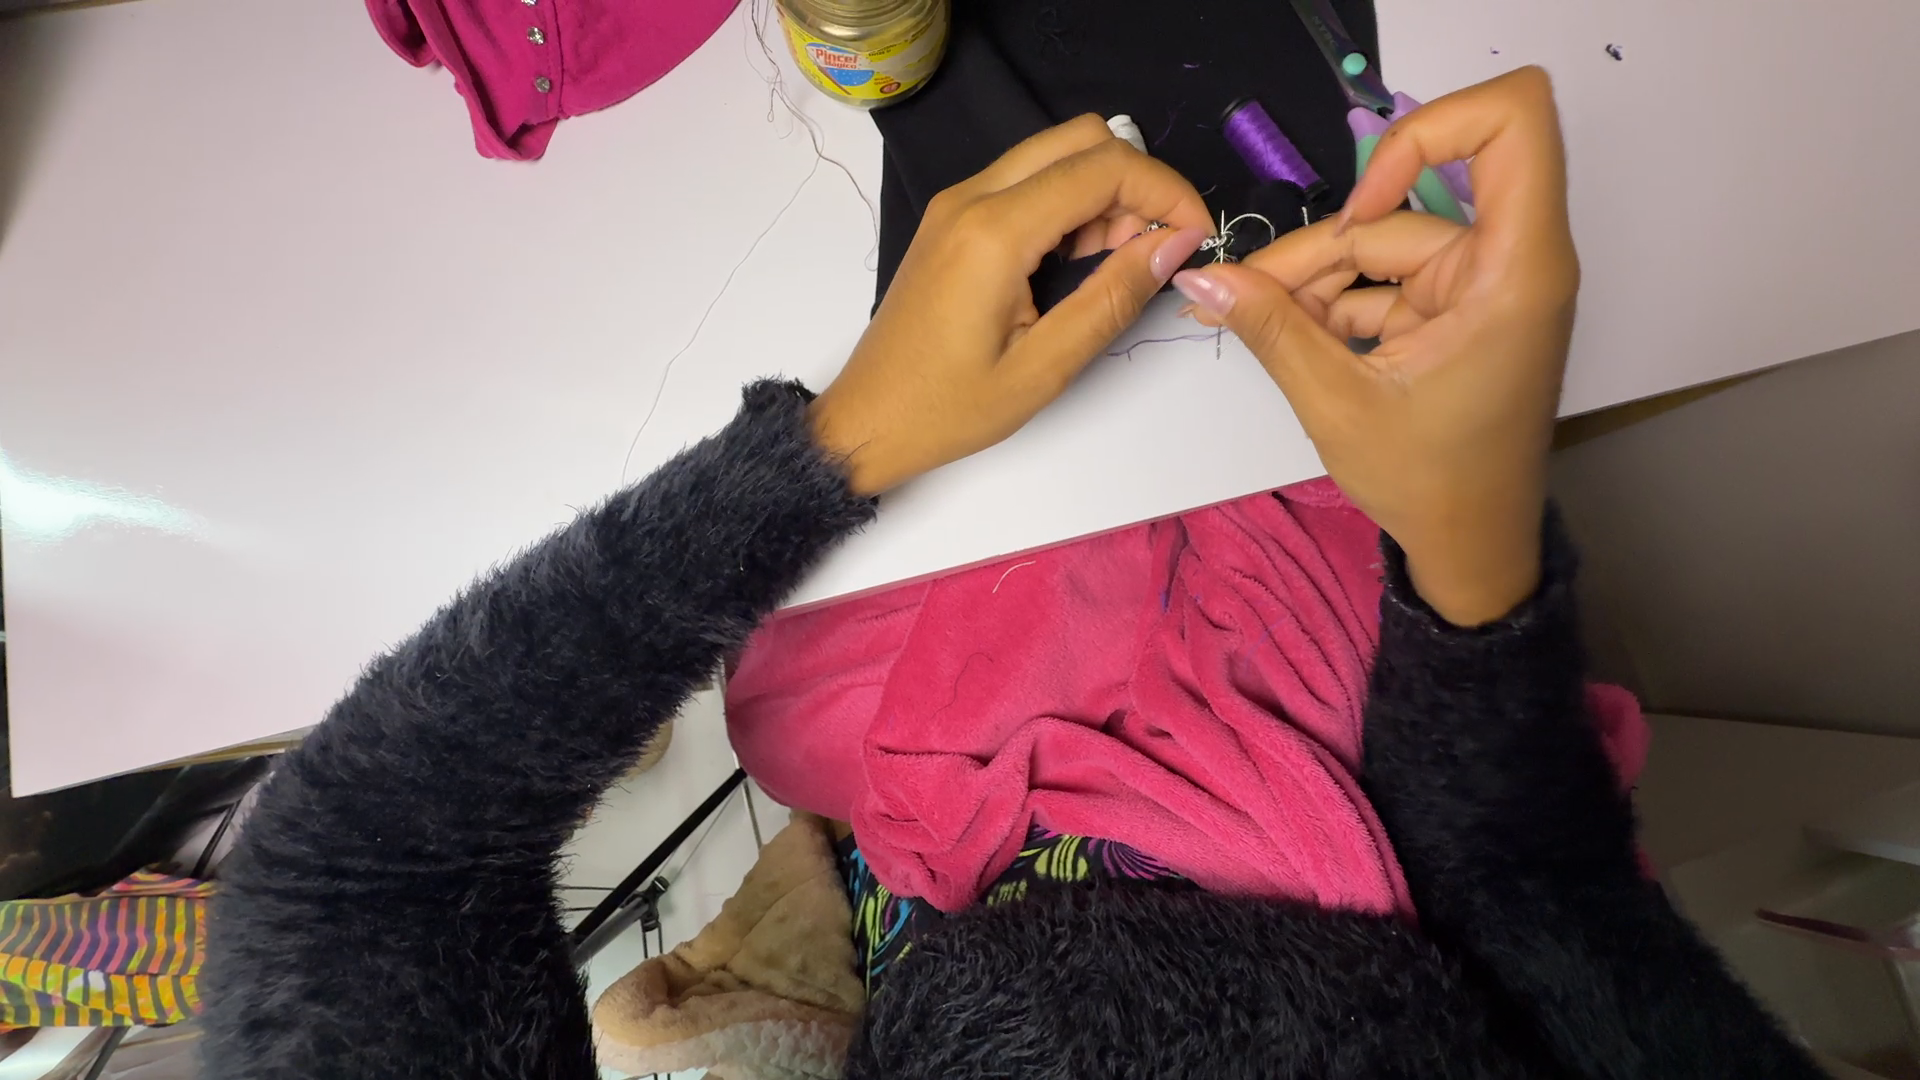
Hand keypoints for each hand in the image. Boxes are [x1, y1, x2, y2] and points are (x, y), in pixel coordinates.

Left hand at [811, 116, 1212, 495]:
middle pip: (1080, 141)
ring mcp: (955, 206)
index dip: (1166, 193)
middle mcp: (971, 198)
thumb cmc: (948, 411)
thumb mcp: (1042, 369)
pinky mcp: (950, 223)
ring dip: (1100, 195)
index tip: (1194, 237)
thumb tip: (1175, 245)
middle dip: (1135, 184)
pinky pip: (1022, 186)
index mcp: (994, 232)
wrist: (868, 421)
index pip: (1104, 168)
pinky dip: (1065, 207)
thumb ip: (1112, 300)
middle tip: (1155, 250)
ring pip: (1051, 157)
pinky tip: (1076, 260)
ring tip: (1118, 264)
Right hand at [1171, 68, 1576, 624]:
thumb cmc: (1426, 481)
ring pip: (1377, 257)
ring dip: (1310, 291)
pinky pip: (1379, 292)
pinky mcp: (1450, 319)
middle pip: (1398, 216)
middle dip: (1311, 256)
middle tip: (1234, 297)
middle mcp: (1504, 265)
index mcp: (1511, 271)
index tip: (1354, 209)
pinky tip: (1287, 339)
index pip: (1508, 123)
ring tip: (1253, 329)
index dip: (1423, 136)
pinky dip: (1330, 312)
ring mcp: (1475, 293)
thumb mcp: (1335, 401)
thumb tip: (1202, 279)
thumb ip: (1269, 330)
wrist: (1468, 542)